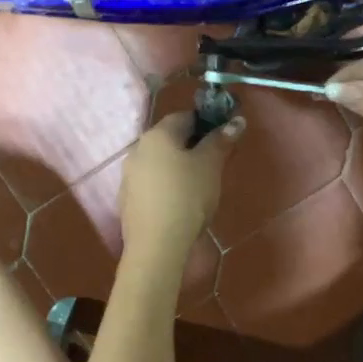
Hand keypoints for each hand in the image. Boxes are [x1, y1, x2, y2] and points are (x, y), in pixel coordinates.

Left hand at [119, 111, 243, 256]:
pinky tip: (179, 205)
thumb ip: (221, 141)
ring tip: (198, 189)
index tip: (222, 140)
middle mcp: (137, 149)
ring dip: (177, 169)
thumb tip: (235, 121)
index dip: (206, 124)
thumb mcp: (211, 166)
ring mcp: (128, 176)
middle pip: (169, 140)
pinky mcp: (127, 201)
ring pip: (158, 164)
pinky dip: (166, 188)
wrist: (156, 244)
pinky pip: (151, 185)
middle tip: (213, 166)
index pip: (184, 117)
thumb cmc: (187, 197)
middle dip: (192, 148)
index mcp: (157, 135)